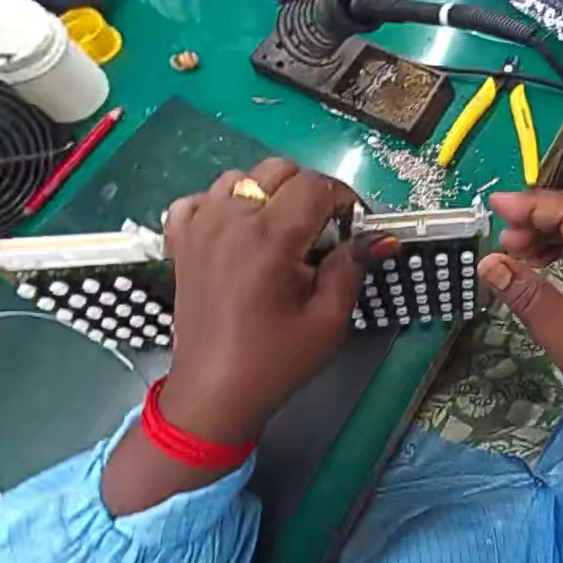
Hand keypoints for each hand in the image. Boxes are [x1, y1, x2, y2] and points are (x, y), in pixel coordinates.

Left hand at [102, 158, 393, 515]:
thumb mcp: (328, 319)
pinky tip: (236, 230)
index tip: (355, 225)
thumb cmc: (276, 360)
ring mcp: (199, 227)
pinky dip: (221, 204)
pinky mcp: (180, 241)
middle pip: (278, 169)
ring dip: (268, 193)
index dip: (345, 198)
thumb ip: (352, 267)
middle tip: (323, 230)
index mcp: (270, 238)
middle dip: (310, 191)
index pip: (315, 185)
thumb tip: (382, 237)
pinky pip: (199, 199)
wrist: (216, 392)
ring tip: (282, 230)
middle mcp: (230, 219)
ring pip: (240, 177)